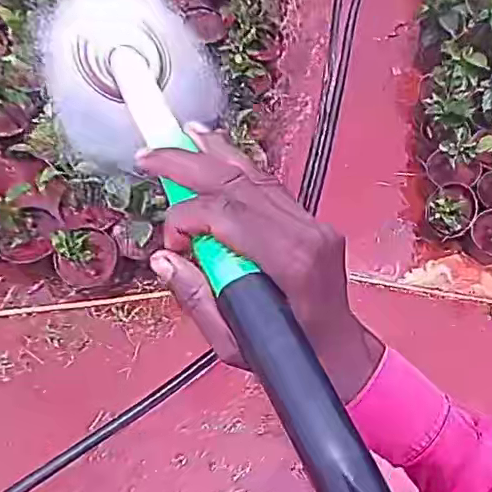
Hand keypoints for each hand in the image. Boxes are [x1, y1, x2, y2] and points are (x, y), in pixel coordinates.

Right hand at [137, 127, 383, 400]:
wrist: (341, 353)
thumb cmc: (294, 355)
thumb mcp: (235, 344)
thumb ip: (198, 300)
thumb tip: (165, 258)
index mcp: (292, 261)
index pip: (227, 214)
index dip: (186, 217)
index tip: (171, 242)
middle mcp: (308, 234)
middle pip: (241, 184)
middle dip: (190, 163)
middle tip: (149, 154)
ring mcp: (316, 227)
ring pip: (260, 179)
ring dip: (217, 155)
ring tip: (183, 136)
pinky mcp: (315, 226)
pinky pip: (273, 190)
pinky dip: (242, 170)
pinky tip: (220, 155)